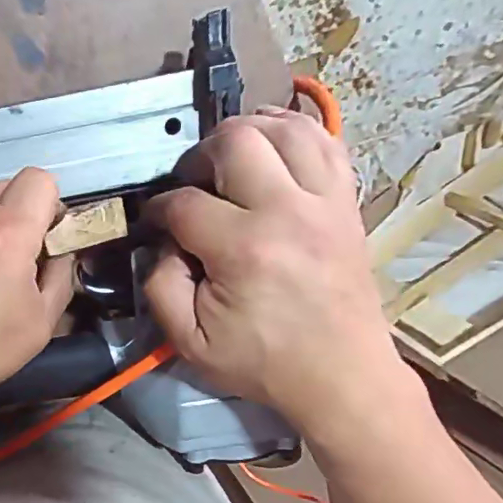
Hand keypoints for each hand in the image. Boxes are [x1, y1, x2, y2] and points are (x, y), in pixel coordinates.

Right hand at [143, 108, 411, 436]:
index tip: (156, 222)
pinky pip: (327, 143)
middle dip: (201, 154)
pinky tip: (276, 146)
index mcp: (243, 249)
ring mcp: (325, 202)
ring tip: (231, 158)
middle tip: (194, 184)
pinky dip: (298, 133)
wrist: (343, 375)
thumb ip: (161, 288)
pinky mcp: (347, 204)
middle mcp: (287, 211)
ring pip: (285, 128)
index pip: (185, 202)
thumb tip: (164, 244)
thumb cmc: (267, 363)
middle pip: (235, 140)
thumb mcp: (193, 344)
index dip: (159, 209)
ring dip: (249, 131)